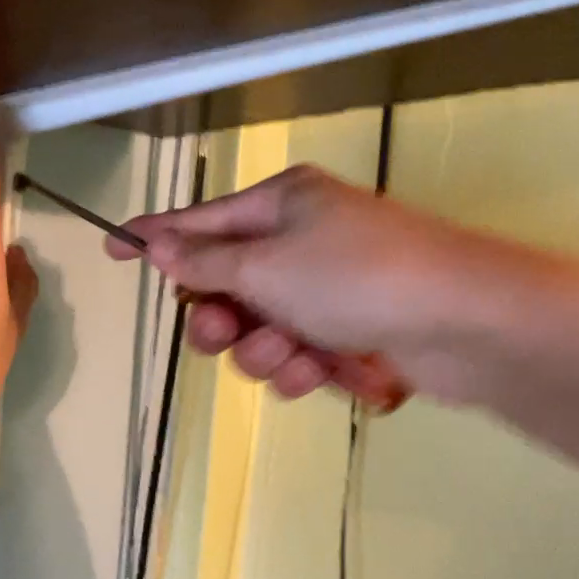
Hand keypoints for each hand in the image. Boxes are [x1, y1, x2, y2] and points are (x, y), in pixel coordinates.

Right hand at [107, 164, 519, 404]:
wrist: (467, 325)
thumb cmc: (357, 278)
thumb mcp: (265, 266)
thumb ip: (203, 262)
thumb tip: (157, 244)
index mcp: (279, 206)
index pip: (197, 222)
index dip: (152, 237)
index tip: (111, 248)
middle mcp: (298, 241)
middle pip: (222, 287)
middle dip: (219, 320)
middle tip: (222, 332)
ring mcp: (324, 289)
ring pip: (255, 332)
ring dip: (266, 352)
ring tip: (297, 356)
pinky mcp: (347, 332)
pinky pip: (295, 355)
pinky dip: (304, 368)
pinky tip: (329, 372)